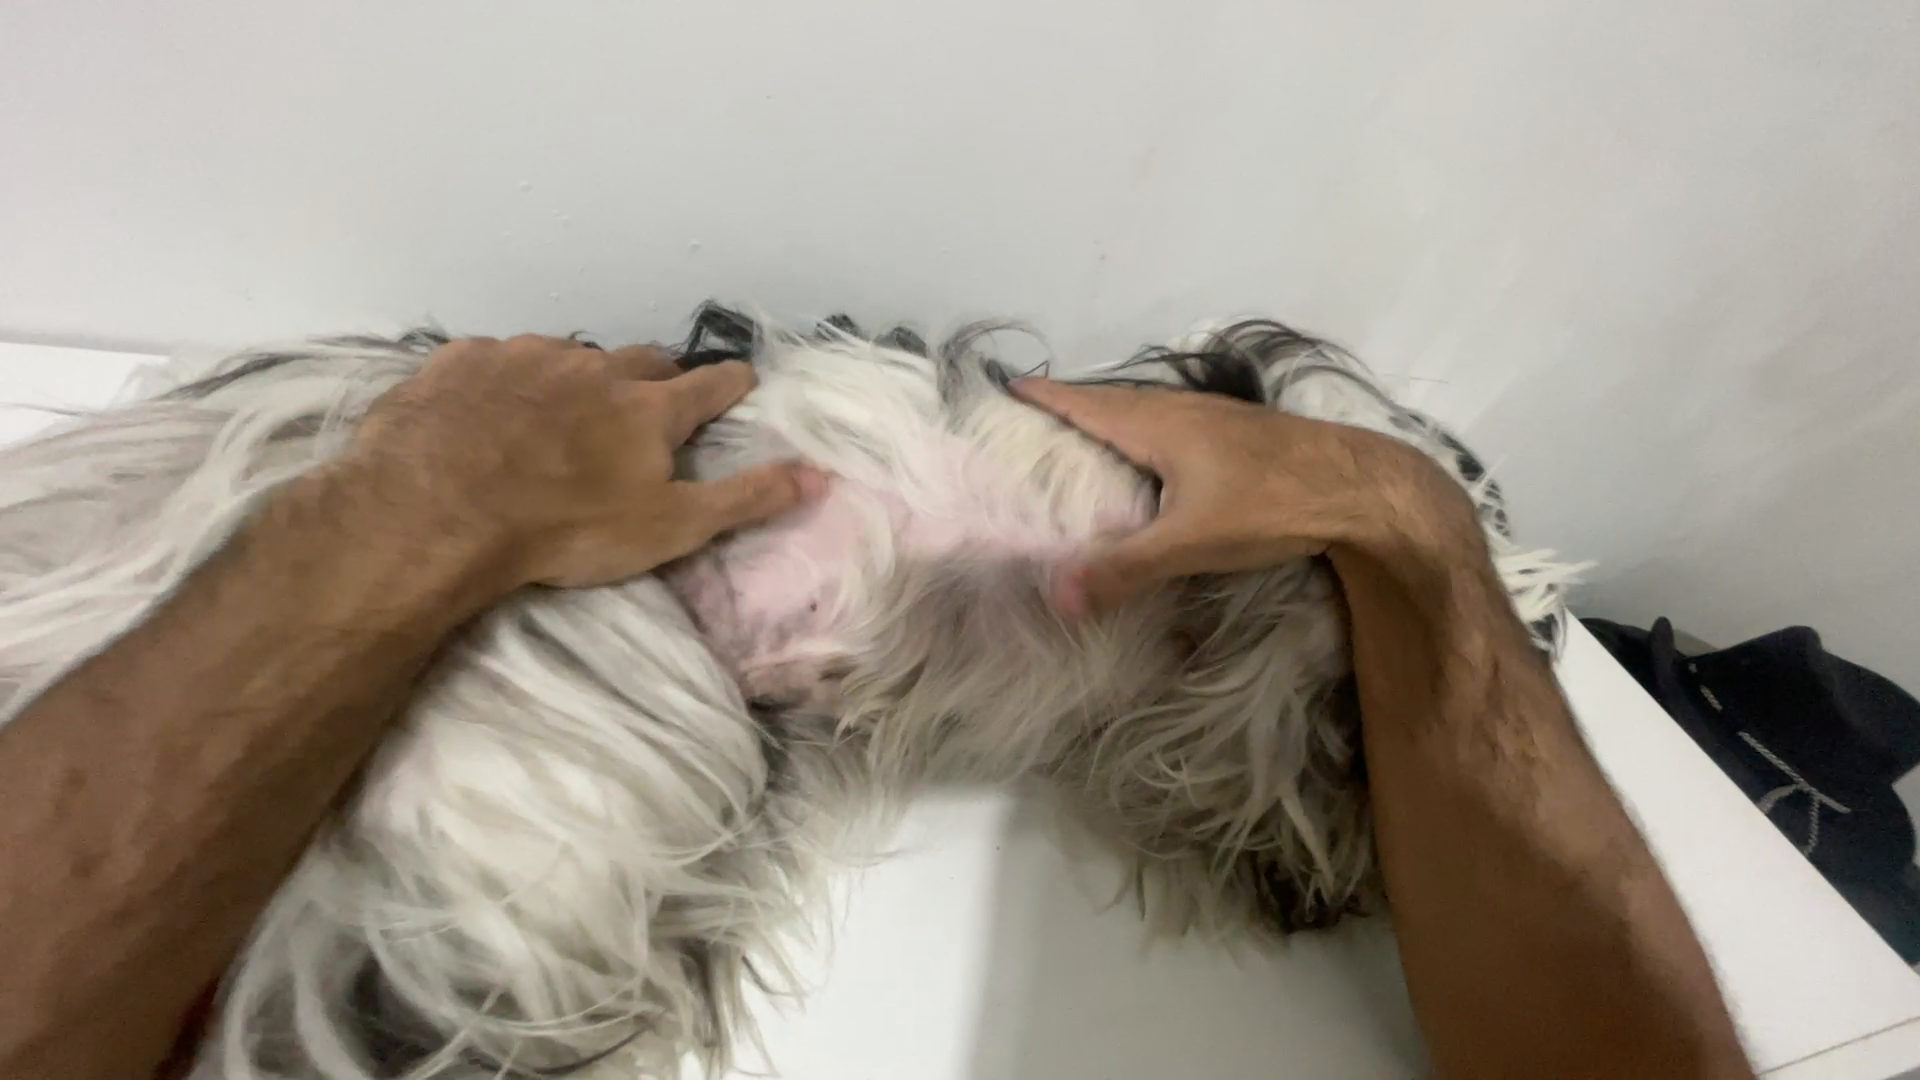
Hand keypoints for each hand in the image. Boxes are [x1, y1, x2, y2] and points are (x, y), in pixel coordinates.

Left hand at [344, 334, 825, 588]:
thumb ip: (749, 497)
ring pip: (572, 355)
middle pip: (645, 358)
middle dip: (661, 375)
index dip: (733, 383)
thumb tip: (821, 475)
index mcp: (650, 407)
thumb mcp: (674, 525)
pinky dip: (515, 377)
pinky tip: (499, 407)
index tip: (744, 379)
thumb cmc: (568, 527)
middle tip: (657, 399)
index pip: (711, 383)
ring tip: (570, 409)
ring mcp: (526, 357)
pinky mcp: (462, 361)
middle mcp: (596, 368)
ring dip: (585, 375)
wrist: (433, 514)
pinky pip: (502, 358)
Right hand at [1011, 377, 1468, 617]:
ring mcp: (1214, 417)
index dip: (1047, 395)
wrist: (1366, 489)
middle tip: (1034, 418)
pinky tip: (1151, 456)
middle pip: (1112, 400)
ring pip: (1145, 409)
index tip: (1008, 385)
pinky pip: (1170, 421)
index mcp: (1158, 424)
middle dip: (1070, 404)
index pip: (1087, 402)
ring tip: (1081, 436)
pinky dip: (1141, 430)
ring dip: (1108, 415)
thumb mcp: (1191, 542)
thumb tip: (1057, 596)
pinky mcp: (1237, 433)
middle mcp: (1181, 409)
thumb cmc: (1270, 505)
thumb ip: (1124, 568)